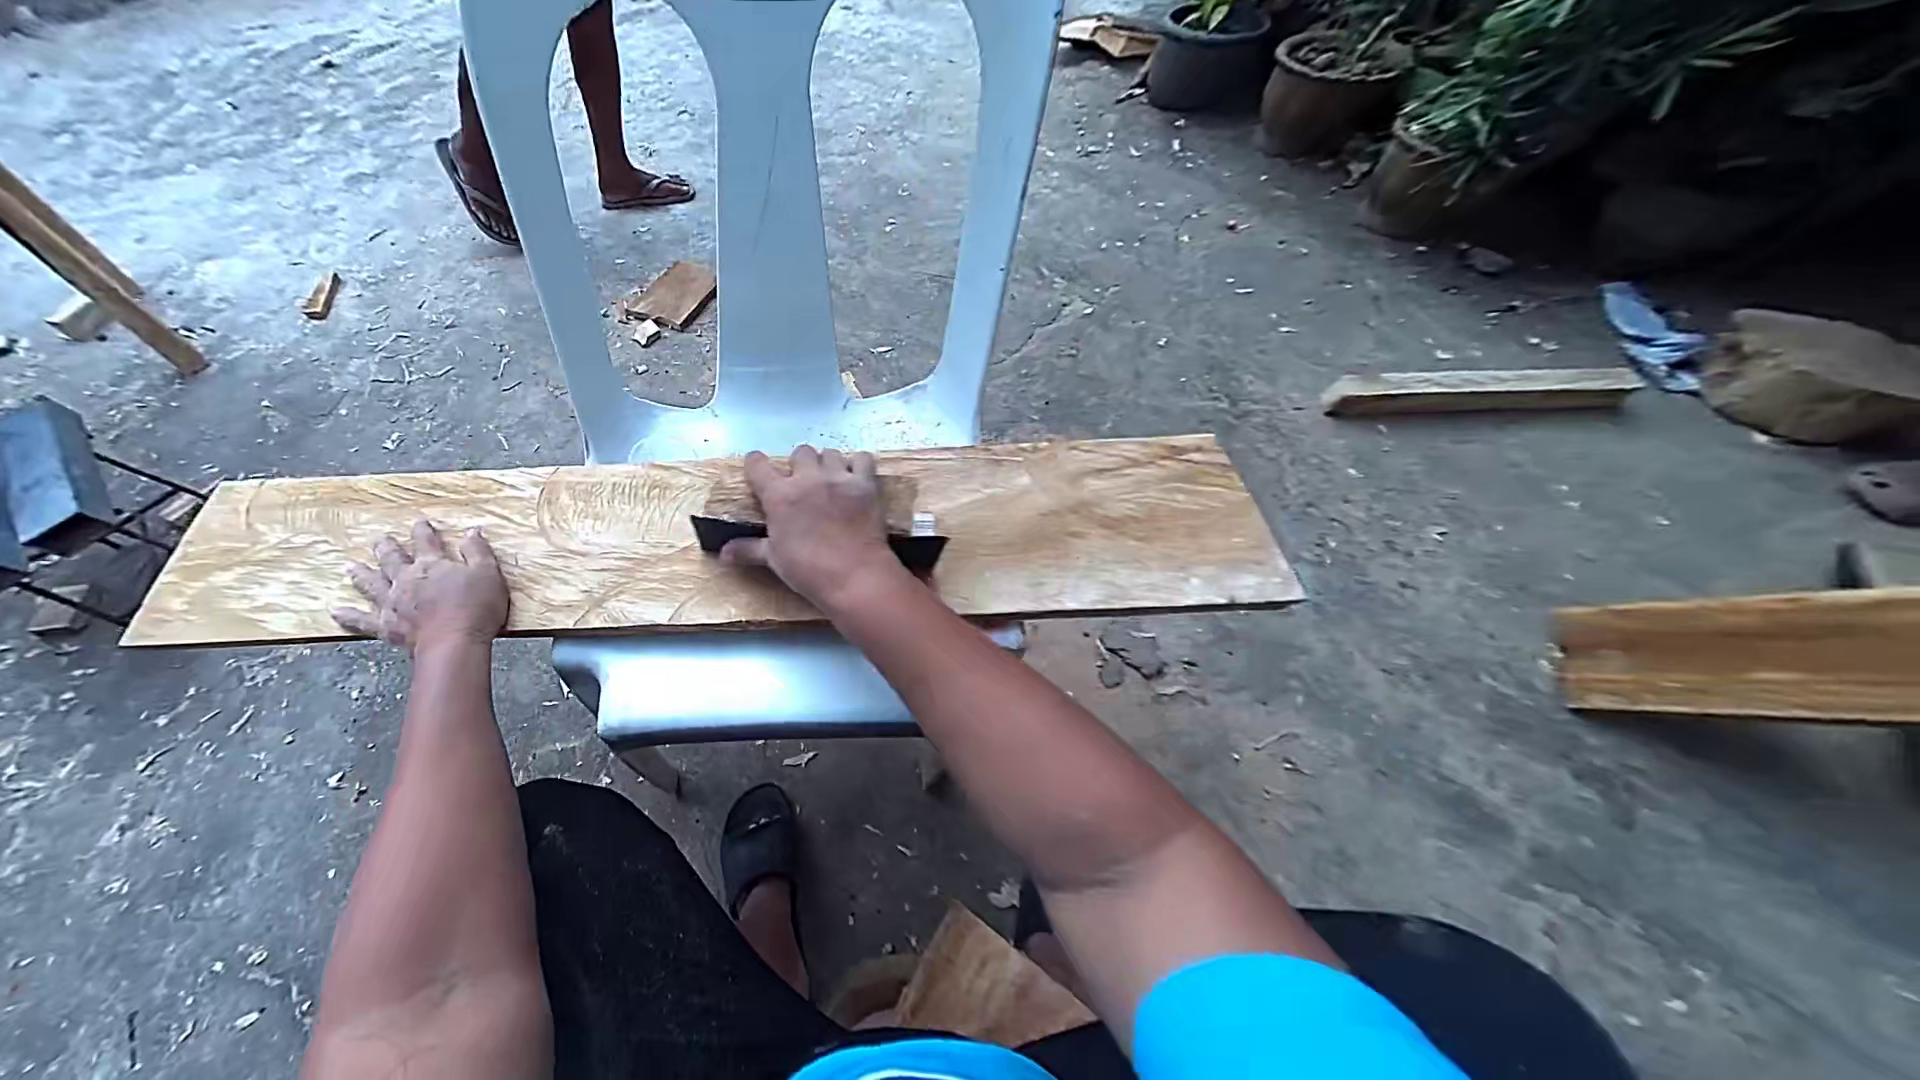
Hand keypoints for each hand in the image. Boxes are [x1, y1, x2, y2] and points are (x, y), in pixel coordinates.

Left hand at [332, 520, 508, 652]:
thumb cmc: (476, 607)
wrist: (454, 642)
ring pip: (371, 584)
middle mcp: (406, 580)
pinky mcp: (386, 626)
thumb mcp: (488, 573)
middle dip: (386, 548)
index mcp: (431, 565)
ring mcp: (392, 603)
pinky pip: (362, 620)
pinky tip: (336, 611)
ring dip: (361, 574)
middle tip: (379, 539)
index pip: (425, 542)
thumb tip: (471, 531)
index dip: (422, 532)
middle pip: (392, 560)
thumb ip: (478, 551)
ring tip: (350, 566)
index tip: (419, 522)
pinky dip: (348, 616)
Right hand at [720, 446, 908, 610]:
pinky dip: (858, 465)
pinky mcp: (866, 484)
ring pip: (829, 453)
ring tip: (830, 480)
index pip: (758, 464)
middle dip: (800, 465)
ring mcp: (838, 479)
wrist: (854, 576)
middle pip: (800, 453)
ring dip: (827, 464)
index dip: (756, 464)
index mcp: (779, 495)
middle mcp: (808, 480)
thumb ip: (749, 549)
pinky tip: (856, 477)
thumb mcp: (774, 559)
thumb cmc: (809, 570)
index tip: (759, 470)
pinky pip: (863, 459)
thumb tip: (723, 554)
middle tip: (804, 483)